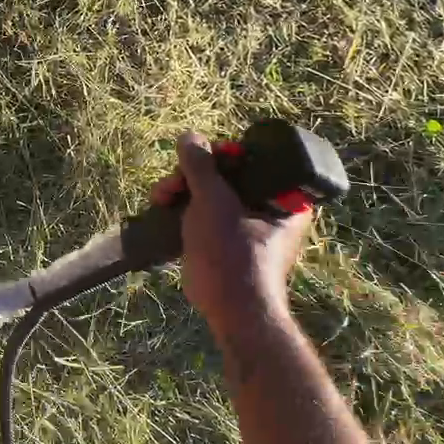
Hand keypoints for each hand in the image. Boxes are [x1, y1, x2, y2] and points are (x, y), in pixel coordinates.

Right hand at [151, 131, 311, 339]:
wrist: (230, 307)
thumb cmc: (232, 252)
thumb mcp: (214, 202)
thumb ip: (200, 167)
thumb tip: (188, 136)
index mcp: (283, 198)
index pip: (250, 160)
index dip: (219, 156)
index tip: (194, 163)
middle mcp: (268, 207)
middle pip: (223, 174)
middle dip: (190, 176)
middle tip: (171, 186)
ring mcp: (245, 222)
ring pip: (208, 189)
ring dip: (180, 189)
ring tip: (160, 198)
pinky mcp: (224, 236)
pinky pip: (201, 208)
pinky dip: (182, 204)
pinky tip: (163, 206)